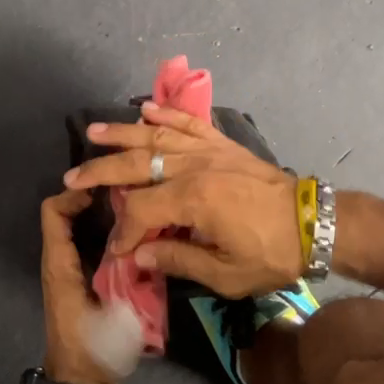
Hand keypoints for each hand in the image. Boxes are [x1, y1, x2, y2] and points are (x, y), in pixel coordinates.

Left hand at [39, 190, 122, 383]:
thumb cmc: (93, 352)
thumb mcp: (116, 319)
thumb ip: (130, 282)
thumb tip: (148, 249)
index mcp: (59, 265)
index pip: (52, 212)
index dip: (74, 194)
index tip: (106, 192)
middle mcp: (58, 261)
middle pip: (64, 213)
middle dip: (91, 198)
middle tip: (126, 194)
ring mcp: (66, 269)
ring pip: (75, 226)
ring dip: (98, 213)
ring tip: (132, 208)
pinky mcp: (77, 278)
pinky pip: (84, 241)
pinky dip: (101, 230)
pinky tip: (130, 234)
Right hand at [62, 101, 305, 298]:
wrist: (311, 223)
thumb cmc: (270, 254)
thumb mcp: (226, 274)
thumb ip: (178, 260)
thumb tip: (140, 256)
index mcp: (192, 200)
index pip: (140, 210)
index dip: (123, 232)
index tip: (117, 252)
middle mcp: (192, 167)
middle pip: (136, 164)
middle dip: (101, 171)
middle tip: (72, 176)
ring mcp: (206, 150)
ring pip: (155, 135)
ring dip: (121, 134)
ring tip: (93, 131)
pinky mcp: (221, 143)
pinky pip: (187, 122)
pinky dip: (165, 113)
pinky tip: (145, 109)